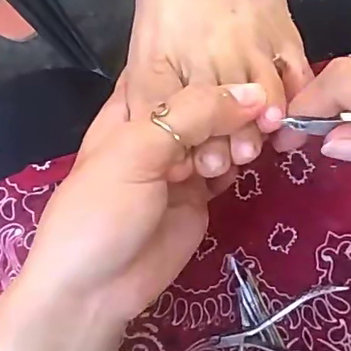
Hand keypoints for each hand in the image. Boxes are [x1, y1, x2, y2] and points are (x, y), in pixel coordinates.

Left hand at [16, 81, 268, 326]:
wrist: (95, 289)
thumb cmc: (101, 211)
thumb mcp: (137, 152)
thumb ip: (191, 116)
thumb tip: (255, 94)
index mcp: (131, 109)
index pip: (175, 68)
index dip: (209, 63)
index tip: (245, 61)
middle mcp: (158, 131)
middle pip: (205, 101)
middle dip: (230, 106)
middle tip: (251, 121)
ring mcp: (181, 164)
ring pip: (221, 133)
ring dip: (239, 135)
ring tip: (245, 149)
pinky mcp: (200, 196)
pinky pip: (228, 167)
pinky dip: (242, 162)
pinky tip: (252, 159)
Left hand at [120, 0, 304, 179]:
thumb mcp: (145, 38)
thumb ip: (154, 86)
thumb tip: (165, 130)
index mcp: (157, 60)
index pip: (165, 121)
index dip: (178, 148)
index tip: (188, 169)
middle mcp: (201, 55)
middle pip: (215, 117)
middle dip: (222, 147)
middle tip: (228, 163)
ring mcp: (245, 40)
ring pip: (257, 101)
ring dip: (259, 130)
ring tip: (260, 146)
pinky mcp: (280, 25)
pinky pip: (294, 74)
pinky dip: (296, 100)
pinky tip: (292, 118)